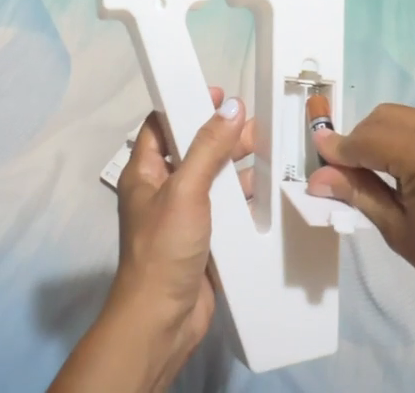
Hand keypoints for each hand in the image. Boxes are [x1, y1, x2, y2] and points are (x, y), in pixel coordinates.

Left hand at [51, 89, 253, 392]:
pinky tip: (269, 191)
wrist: (162, 321)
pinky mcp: (204, 240)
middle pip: (193, 150)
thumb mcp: (186, 190)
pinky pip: (225, 210)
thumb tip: (231, 106)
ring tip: (268, 152)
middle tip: (255, 124)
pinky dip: (245, 199)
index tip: (219, 95)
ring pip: (213, 180)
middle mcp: (162, 190)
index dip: (187, 105)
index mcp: (145, 172)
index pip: (161, 125)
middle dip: (221, 135)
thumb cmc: (164, 248)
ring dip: (237, 166)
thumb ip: (209, 148)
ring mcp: (183, 217)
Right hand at [308, 104, 414, 328]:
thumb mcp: (401, 232)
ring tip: (376, 175)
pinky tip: (407, 170)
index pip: (366, 140)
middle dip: (360, 141)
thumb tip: (318, 177)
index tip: (316, 158)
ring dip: (383, 137)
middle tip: (346, 175)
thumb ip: (358, 193)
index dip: (339, 151)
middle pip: (384, 118)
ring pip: (406, 117)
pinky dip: (409, 138)